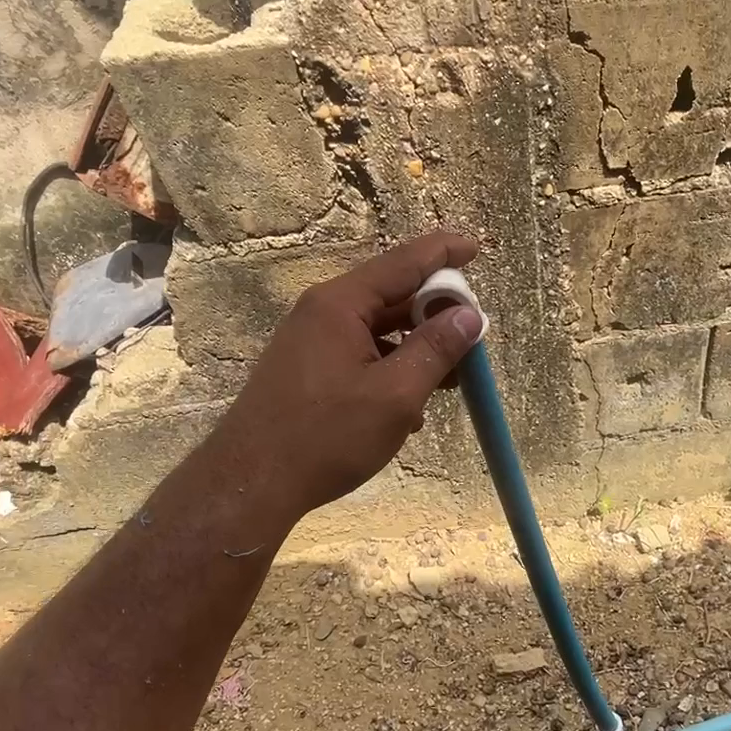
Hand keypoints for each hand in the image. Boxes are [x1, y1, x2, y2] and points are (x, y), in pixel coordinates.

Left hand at [218, 233, 482, 515]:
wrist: (254, 483)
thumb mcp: (395, 396)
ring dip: (417, 351)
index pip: (402, 263)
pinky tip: (409, 411)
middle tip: (473, 341)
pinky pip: (362, 357)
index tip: (476, 247)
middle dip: (436, 315)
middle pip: (392, 297)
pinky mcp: (309, 372)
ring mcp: (312, 343)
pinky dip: (393, 372)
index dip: (443, 253)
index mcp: (340, 304)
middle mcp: (323, 312)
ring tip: (450, 383)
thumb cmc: (327, 436)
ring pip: (380, 332)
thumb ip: (435, 350)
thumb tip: (469, 315)